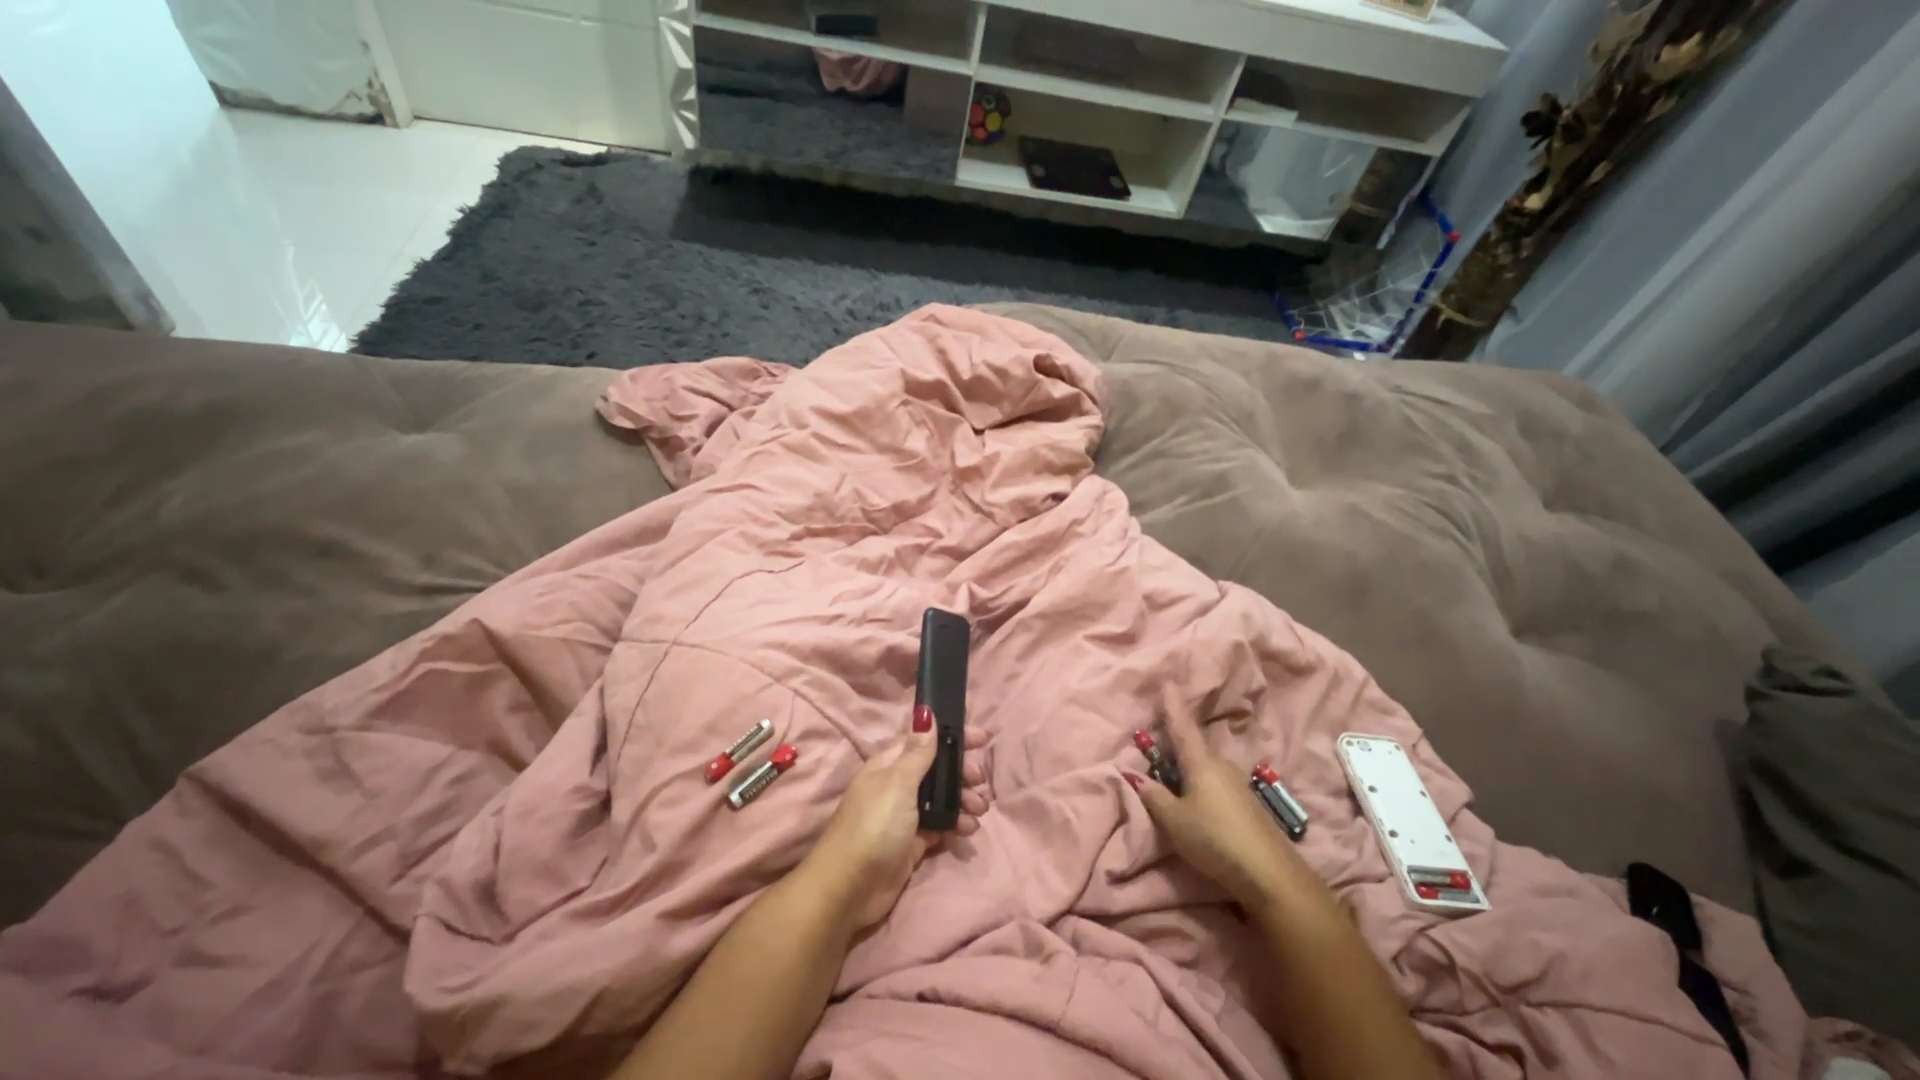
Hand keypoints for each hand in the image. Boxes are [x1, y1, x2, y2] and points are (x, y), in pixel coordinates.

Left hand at [800, 725, 988, 930]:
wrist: (850, 886)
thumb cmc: (874, 826)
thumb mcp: (898, 783)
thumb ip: (917, 752)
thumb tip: (925, 712)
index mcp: (888, 765)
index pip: (924, 742)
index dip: (951, 737)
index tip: (982, 739)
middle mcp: (896, 786)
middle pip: (936, 771)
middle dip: (962, 772)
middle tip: (980, 782)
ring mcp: (904, 816)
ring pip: (941, 799)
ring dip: (962, 800)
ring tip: (979, 811)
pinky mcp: (912, 843)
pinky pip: (940, 826)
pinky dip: (956, 825)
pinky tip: (968, 830)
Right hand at [1128, 712, 1308, 906]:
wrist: (1268, 872)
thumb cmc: (1214, 838)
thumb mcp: (1175, 820)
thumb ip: (1155, 796)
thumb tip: (1135, 775)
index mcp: (1201, 763)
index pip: (1182, 728)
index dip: (1173, 706)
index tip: (1168, 681)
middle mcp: (1221, 767)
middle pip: (1195, 746)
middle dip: (1178, 738)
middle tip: (1161, 729)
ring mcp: (1236, 785)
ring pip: (1206, 766)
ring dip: (1189, 764)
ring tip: (1172, 767)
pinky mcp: (1245, 805)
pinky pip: (1215, 782)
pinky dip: (1200, 781)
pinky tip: (1193, 795)